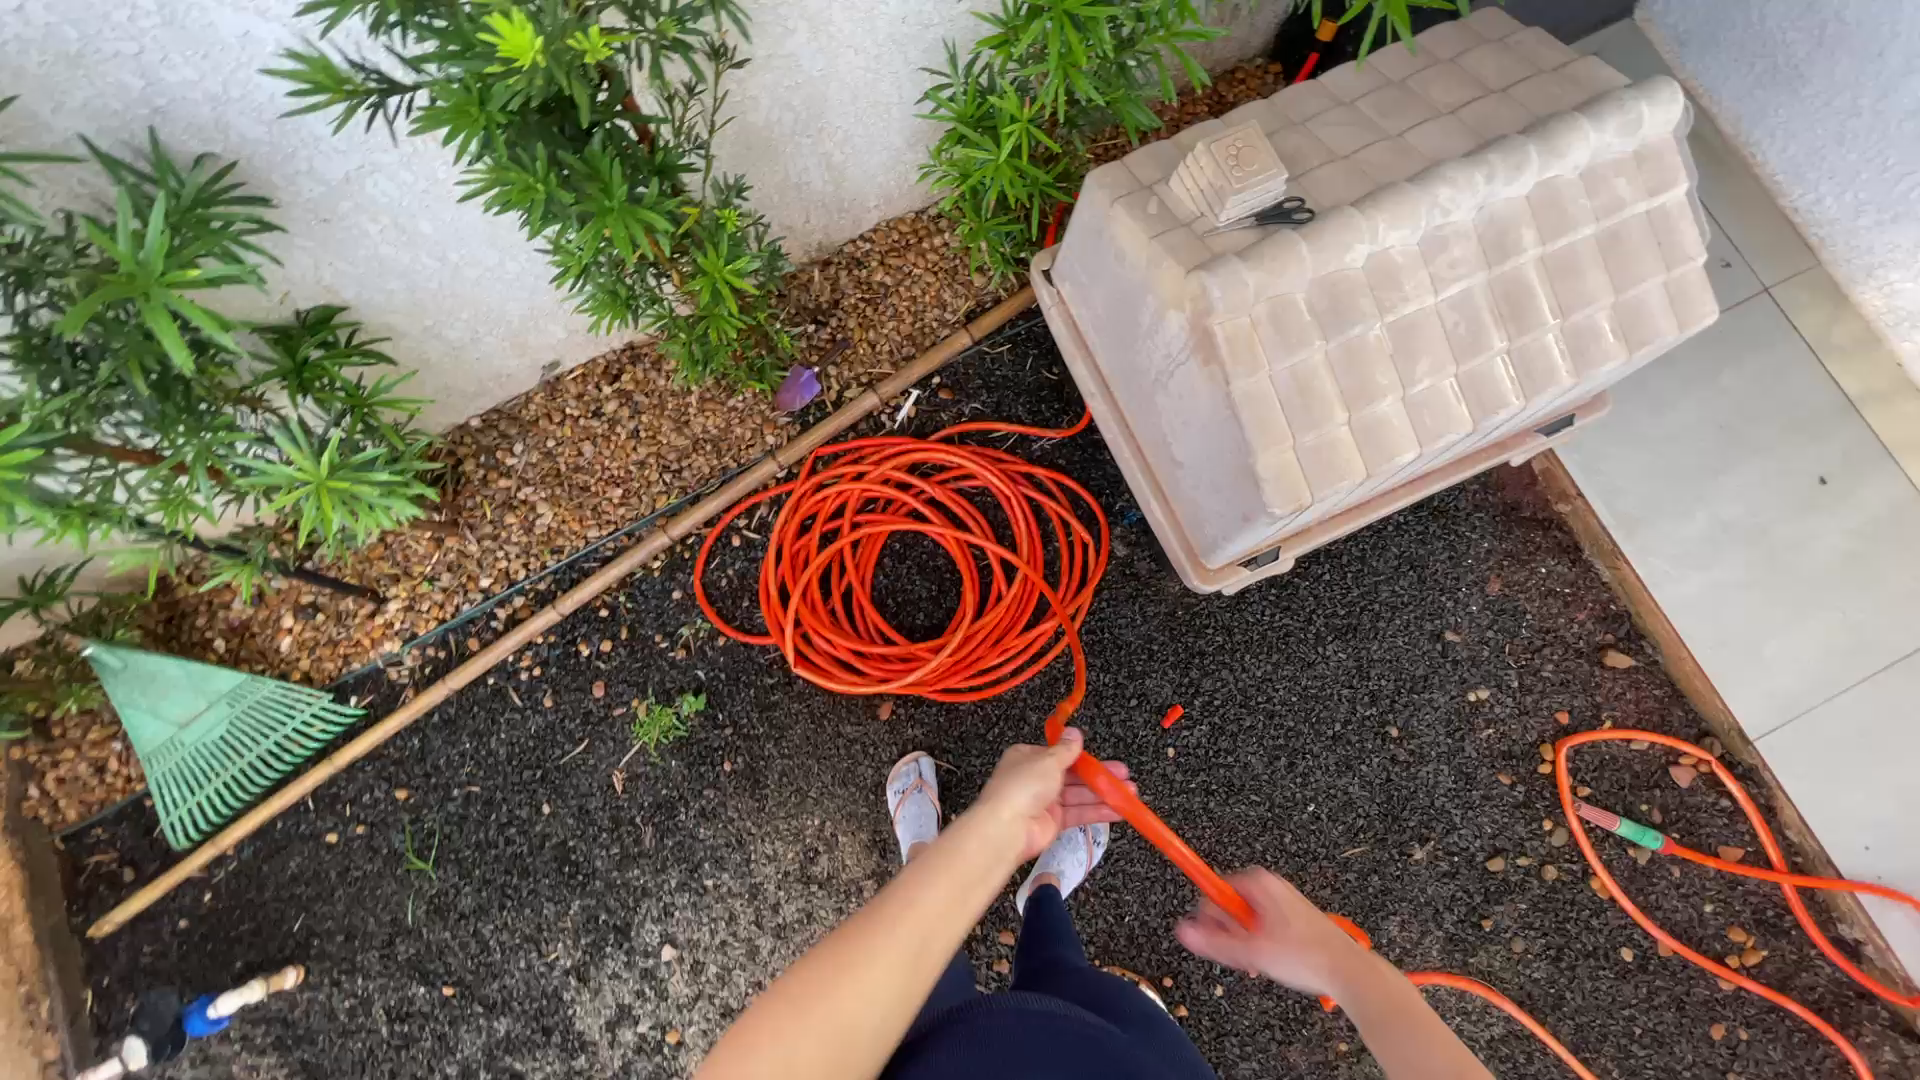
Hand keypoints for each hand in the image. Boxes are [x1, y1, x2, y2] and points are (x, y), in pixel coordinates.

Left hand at [969, 728, 1133, 860]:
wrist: (1007, 828)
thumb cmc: (1023, 786)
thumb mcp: (1047, 760)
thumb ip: (1066, 750)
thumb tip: (1075, 733)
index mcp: (1029, 757)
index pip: (1060, 754)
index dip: (1084, 757)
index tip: (1105, 759)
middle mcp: (1036, 778)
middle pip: (1074, 775)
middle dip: (1100, 776)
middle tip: (1125, 776)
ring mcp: (1045, 801)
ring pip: (1079, 795)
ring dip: (1104, 794)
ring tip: (1130, 793)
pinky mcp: (1053, 822)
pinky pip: (1079, 813)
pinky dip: (1098, 811)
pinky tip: (1119, 810)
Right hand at [1175, 868, 1371, 997]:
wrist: (1349, 971)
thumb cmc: (1308, 956)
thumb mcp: (1252, 951)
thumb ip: (1213, 941)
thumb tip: (1184, 931)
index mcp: (1257, 883)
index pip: (1214, 891)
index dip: (1210, 917)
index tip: (1211, 937)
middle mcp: (1269, 885)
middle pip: (1230, 905)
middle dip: (1231, 932)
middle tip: (1243, 954)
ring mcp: (1282, 899)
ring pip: (1246, 918)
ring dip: (1246, 941)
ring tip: (1260, 962)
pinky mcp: (1292, 915)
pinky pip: (1263, 923)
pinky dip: (1261, 942)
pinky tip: (1271, 962)